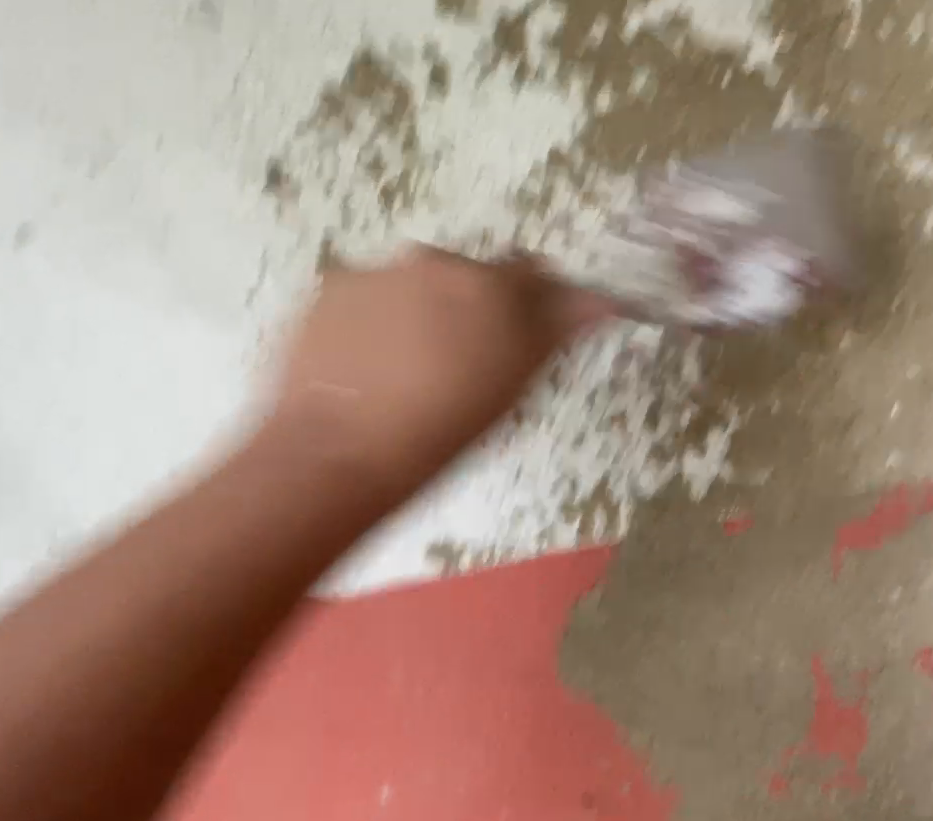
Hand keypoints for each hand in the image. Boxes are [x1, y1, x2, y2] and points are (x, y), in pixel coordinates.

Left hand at [265, 246, 611, 498]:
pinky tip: (377, 362)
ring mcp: (379, 270)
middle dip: (482, 304)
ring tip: (419, 364)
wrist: (342, 446)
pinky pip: (372, 293)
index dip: (541, 298)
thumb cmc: (448, 426)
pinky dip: (383, 318)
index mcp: (493, 286)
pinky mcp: (332, 287)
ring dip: (431, 309)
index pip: (534, 272)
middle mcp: (438, 262)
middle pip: (474, 274)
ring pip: (421, 283)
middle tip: (476, 355)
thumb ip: (557, 331)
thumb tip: (600, 302)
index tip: (541, 325)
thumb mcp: (517, 384)